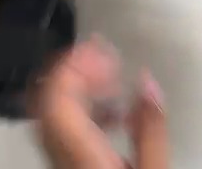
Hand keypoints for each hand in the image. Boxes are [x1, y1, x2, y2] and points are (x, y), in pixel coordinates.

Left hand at [30, 37, 169, 168]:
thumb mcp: (151, 166)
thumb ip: (150, 126)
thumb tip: (147, 81)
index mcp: (80, 153)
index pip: (55, 97)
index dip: (70, 62)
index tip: (94, 44)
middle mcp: (62, 157)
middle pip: (49, 100)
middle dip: (74, 66)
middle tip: (100, 49)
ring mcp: (61, 162)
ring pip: (54, 112)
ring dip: (79, 84)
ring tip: (110, 73)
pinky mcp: (69, 166)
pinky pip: (63, 128)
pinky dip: (83, 106)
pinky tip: (113, 108)